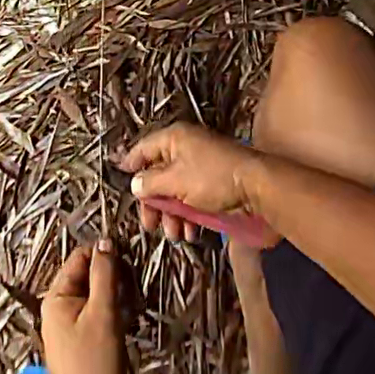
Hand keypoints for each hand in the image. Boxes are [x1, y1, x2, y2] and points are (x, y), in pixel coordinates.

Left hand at [40, 242, 122, 373]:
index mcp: (56, 297)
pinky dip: (115, 310)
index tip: (124, 259)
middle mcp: (60, 307)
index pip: (81, 257)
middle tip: (129, 286)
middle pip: (90, 273)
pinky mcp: (83, 336)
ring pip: (98, 292)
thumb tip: (106, 242)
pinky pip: (100, 310)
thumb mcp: (102, 312)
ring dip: (117, 294)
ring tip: (129, 306)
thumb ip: (104, 273)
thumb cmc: (93, 366)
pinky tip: (125, 319)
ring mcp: (71, 323)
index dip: (104, 254)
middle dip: (113, 277)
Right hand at [119, 123, 271, 242]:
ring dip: (171, 215)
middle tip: (151, 225)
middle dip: (154, 203)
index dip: (130, 164)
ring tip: (175, 234)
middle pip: (157, 175)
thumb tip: (134, 183)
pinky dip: (188, 216)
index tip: (120, 181)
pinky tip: (191, 233)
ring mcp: (198, 166)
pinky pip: (191, 199)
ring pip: (174, 191)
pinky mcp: (210, 184)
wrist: (254, 186)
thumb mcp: (175, 180)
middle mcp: (184, 148)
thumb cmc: (212, 177)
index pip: (144, 148)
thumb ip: (151, 183)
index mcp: (174, 139)